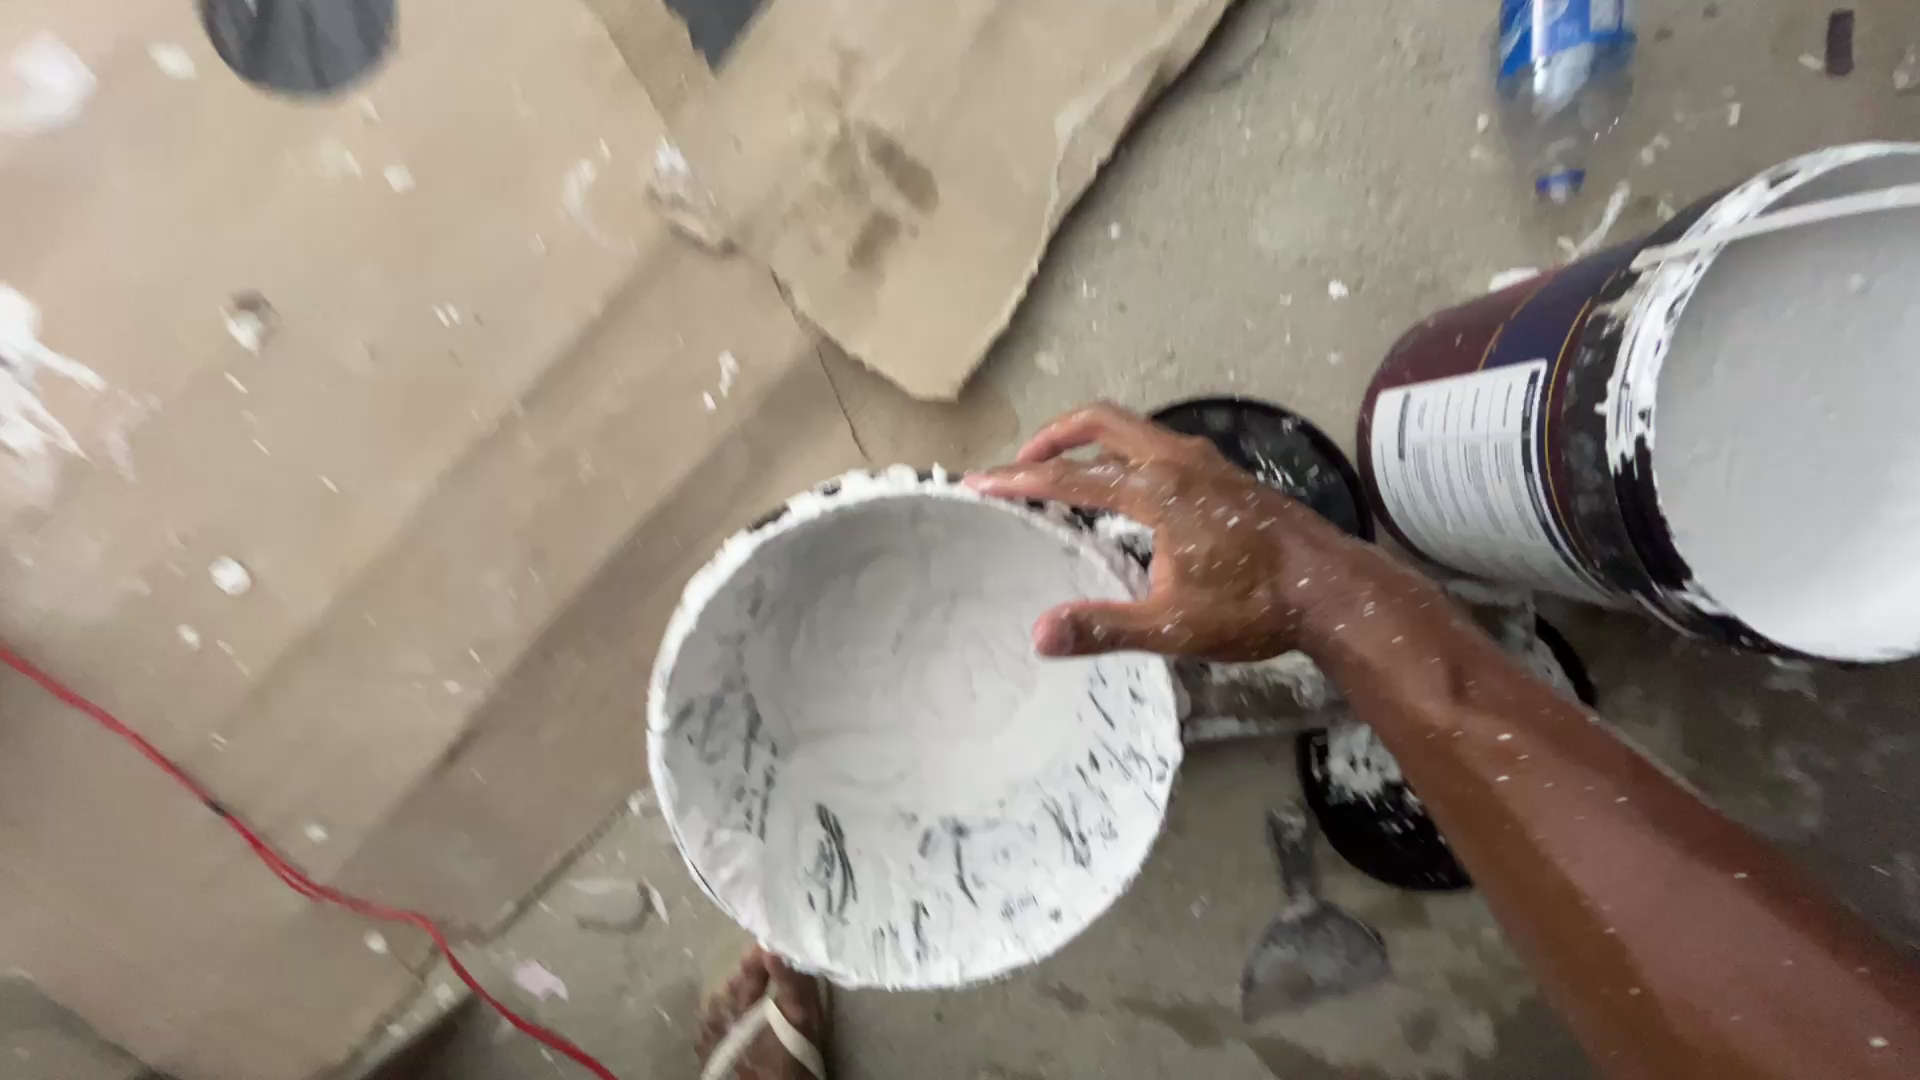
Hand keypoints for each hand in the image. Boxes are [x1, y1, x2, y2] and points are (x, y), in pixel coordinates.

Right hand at [965, 403, 1374, 660]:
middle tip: (1023, 462)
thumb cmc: (1254, 607)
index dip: (1020, 479)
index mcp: (1157, 491)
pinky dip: (1122, 453)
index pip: (1071, 478)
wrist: (1333, 589)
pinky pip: (1157, 445)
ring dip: (1090, 441)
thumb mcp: (1173, 625)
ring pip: (1132, 429)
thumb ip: (1103, 626)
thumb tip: (1039, 635)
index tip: (980, 481)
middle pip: (1101, 420)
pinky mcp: (1222, 474)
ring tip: (1066, 473)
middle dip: (1053, 435)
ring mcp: (1204, 462)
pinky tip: (1126, 492)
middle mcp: (1177, 461)